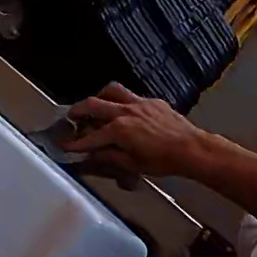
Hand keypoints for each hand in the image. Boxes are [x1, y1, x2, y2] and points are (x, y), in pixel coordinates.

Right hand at [63, 84, 217, 178]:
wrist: (191, 148)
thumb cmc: (163, 161)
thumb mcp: (132, 165)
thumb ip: (109, 157)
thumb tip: (93, 155)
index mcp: (119, 129)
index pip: (91, 137)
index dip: (76, 143)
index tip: (65, 145)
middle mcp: (126, 111)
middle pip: (94, 105)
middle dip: (78, 110)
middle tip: (71, 117)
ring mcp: (139, 103)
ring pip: (112, 91)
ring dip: (100, 96)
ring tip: (95, 105)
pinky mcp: (152, 102)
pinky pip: (131, 96)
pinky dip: (122, 101)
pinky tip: (124, 111)